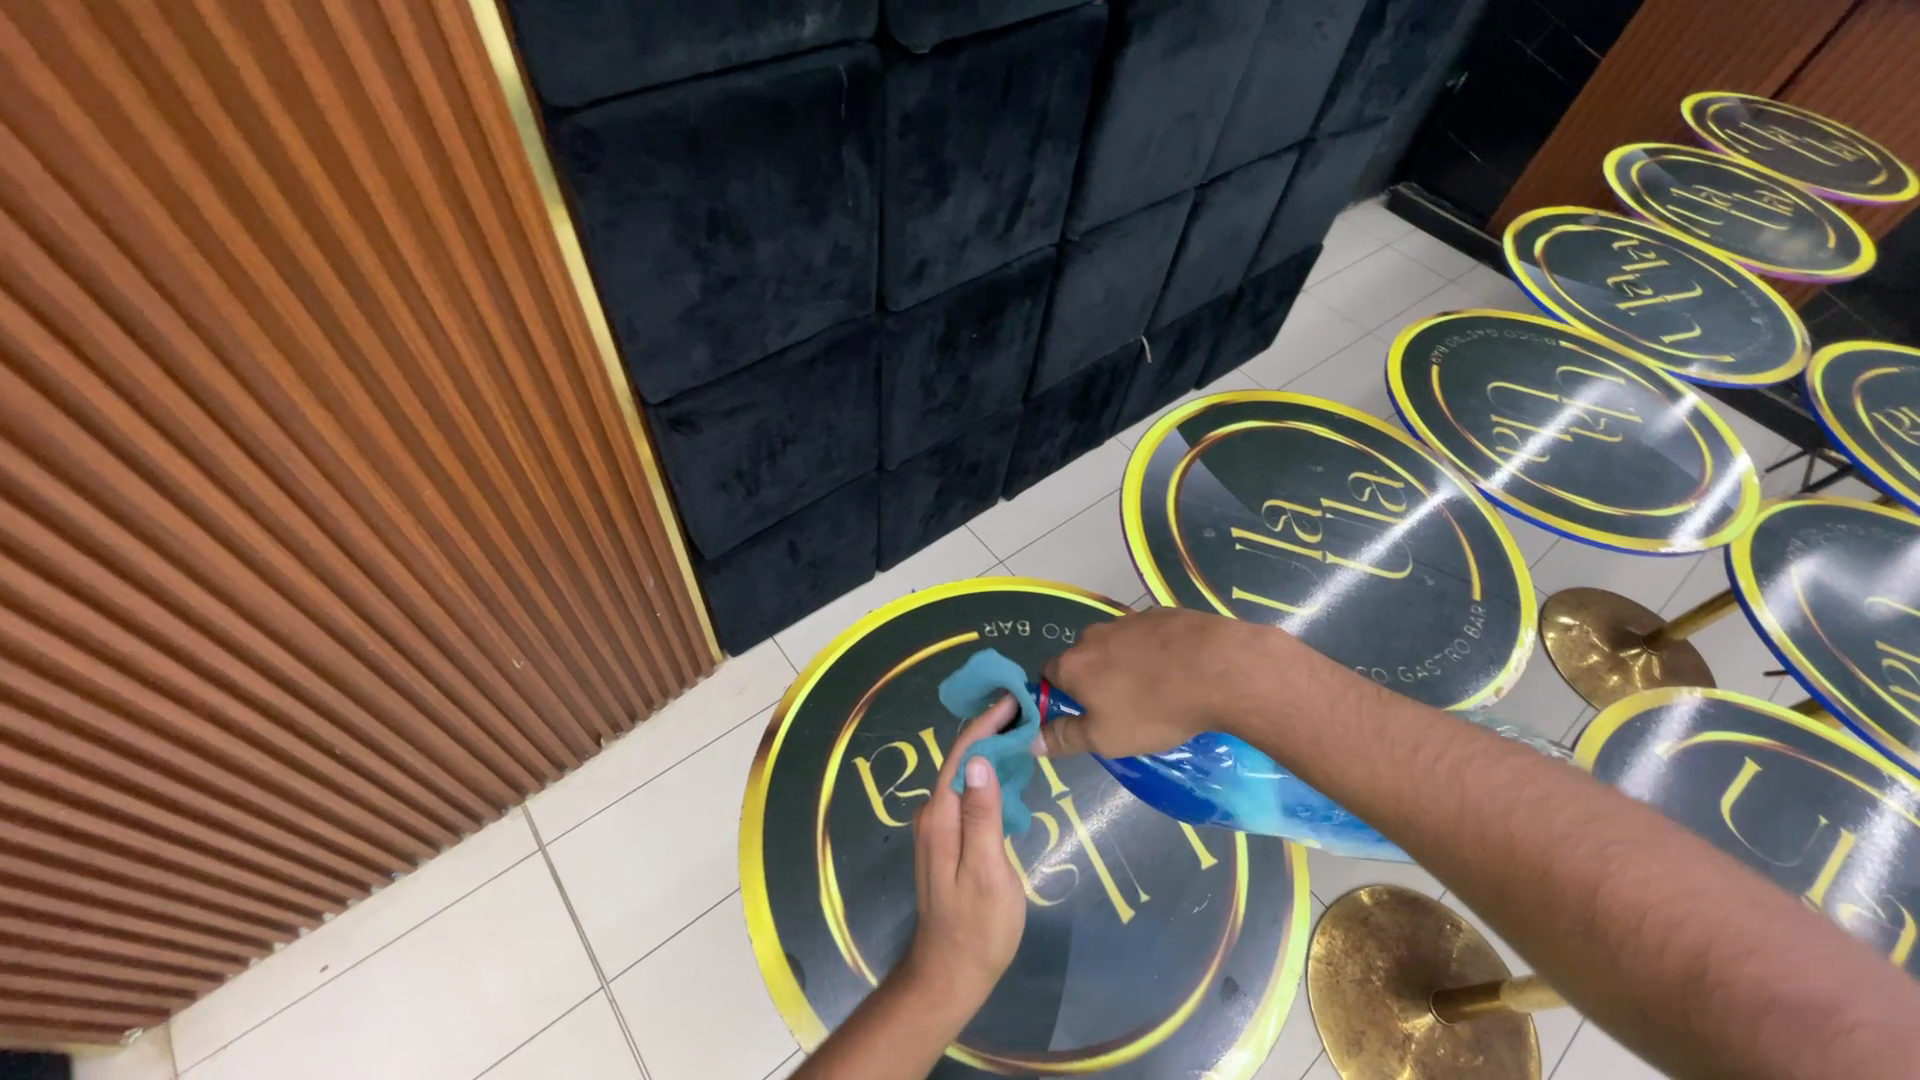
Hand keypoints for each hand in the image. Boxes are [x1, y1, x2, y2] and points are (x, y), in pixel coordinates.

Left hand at [901, 696, 1027, 1011]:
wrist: (951, 972)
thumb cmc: (978, 927)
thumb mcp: (988, 872)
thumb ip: (982, 816)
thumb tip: (981, 761)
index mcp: (942, 816)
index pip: (963, 754)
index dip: (987, 723)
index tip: (1015, 697)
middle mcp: (933, 813)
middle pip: (961, 758)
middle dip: (990, 728)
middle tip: (1026, 707)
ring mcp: (937, 826)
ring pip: (964, 774)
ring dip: (990, 748)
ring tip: (1022, 728)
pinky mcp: (947, 838)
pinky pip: (967, 792)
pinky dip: (988, 774)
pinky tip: (1009, 770)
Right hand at [1041, 607, 1298, 756]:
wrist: (1219, 669)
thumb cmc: (1155, 709)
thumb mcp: (1106, 738)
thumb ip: (1065, 738)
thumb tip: (1031, 741)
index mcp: (1074, 663)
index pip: (1048, 675)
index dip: (1059, 696)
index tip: (1080, 715)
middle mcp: (1095, 635)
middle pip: (1084, 657)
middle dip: (1095, 679)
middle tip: (1120, 707)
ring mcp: (1131, 620)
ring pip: (1118, 645)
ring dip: (1127, 664)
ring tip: (1155, 690)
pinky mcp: (1164, 613)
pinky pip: (1150, 636)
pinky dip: (1157, 651)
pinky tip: (1179, 671)